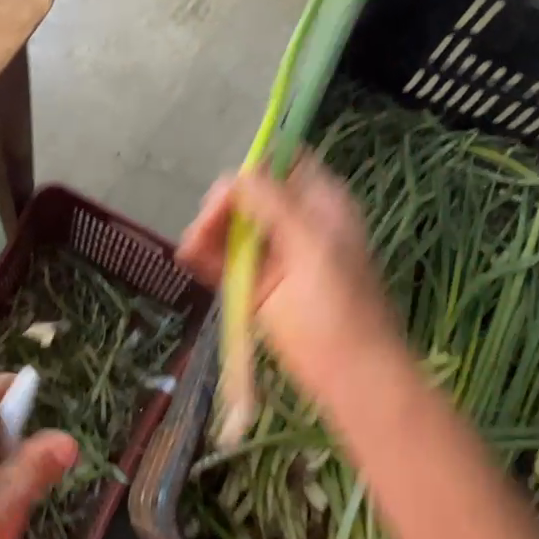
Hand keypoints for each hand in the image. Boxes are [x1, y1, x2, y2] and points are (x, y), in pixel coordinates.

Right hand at [177, 162, 399, 388]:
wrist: (350, 376)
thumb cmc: (341, 308)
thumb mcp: (313, 246)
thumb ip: (276, 205)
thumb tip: (239, 173)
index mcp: (319, 204)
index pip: (283, 162)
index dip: (255, 167)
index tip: (232, 190)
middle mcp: (293, 222)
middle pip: (246, 192)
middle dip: (223, 204)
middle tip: (208, 225)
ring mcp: (270, 254)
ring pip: (228, 224)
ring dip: (206, 229)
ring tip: (192, 248)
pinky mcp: (251, 283)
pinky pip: (220, 257)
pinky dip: (202, 253)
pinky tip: (188, 256)